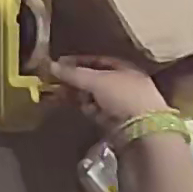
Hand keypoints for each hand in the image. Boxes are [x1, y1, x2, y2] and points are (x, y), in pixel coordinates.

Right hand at [50, 56, 170, 131]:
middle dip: (72, 79)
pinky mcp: (110, 120)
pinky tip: (64, 103)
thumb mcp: (97, 80)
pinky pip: (90, 109)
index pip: (97, 60)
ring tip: (53, 92)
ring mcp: (116, 103)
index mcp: (124, 68)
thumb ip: (73, 73)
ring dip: (72, 92)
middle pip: (92, 78)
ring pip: (89, 94)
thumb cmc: (124, 97)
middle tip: (51, 79)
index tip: (58, 63)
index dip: (78, 61)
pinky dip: (78, 105)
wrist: (142, 131)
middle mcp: (121, 84)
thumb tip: (50, 65)